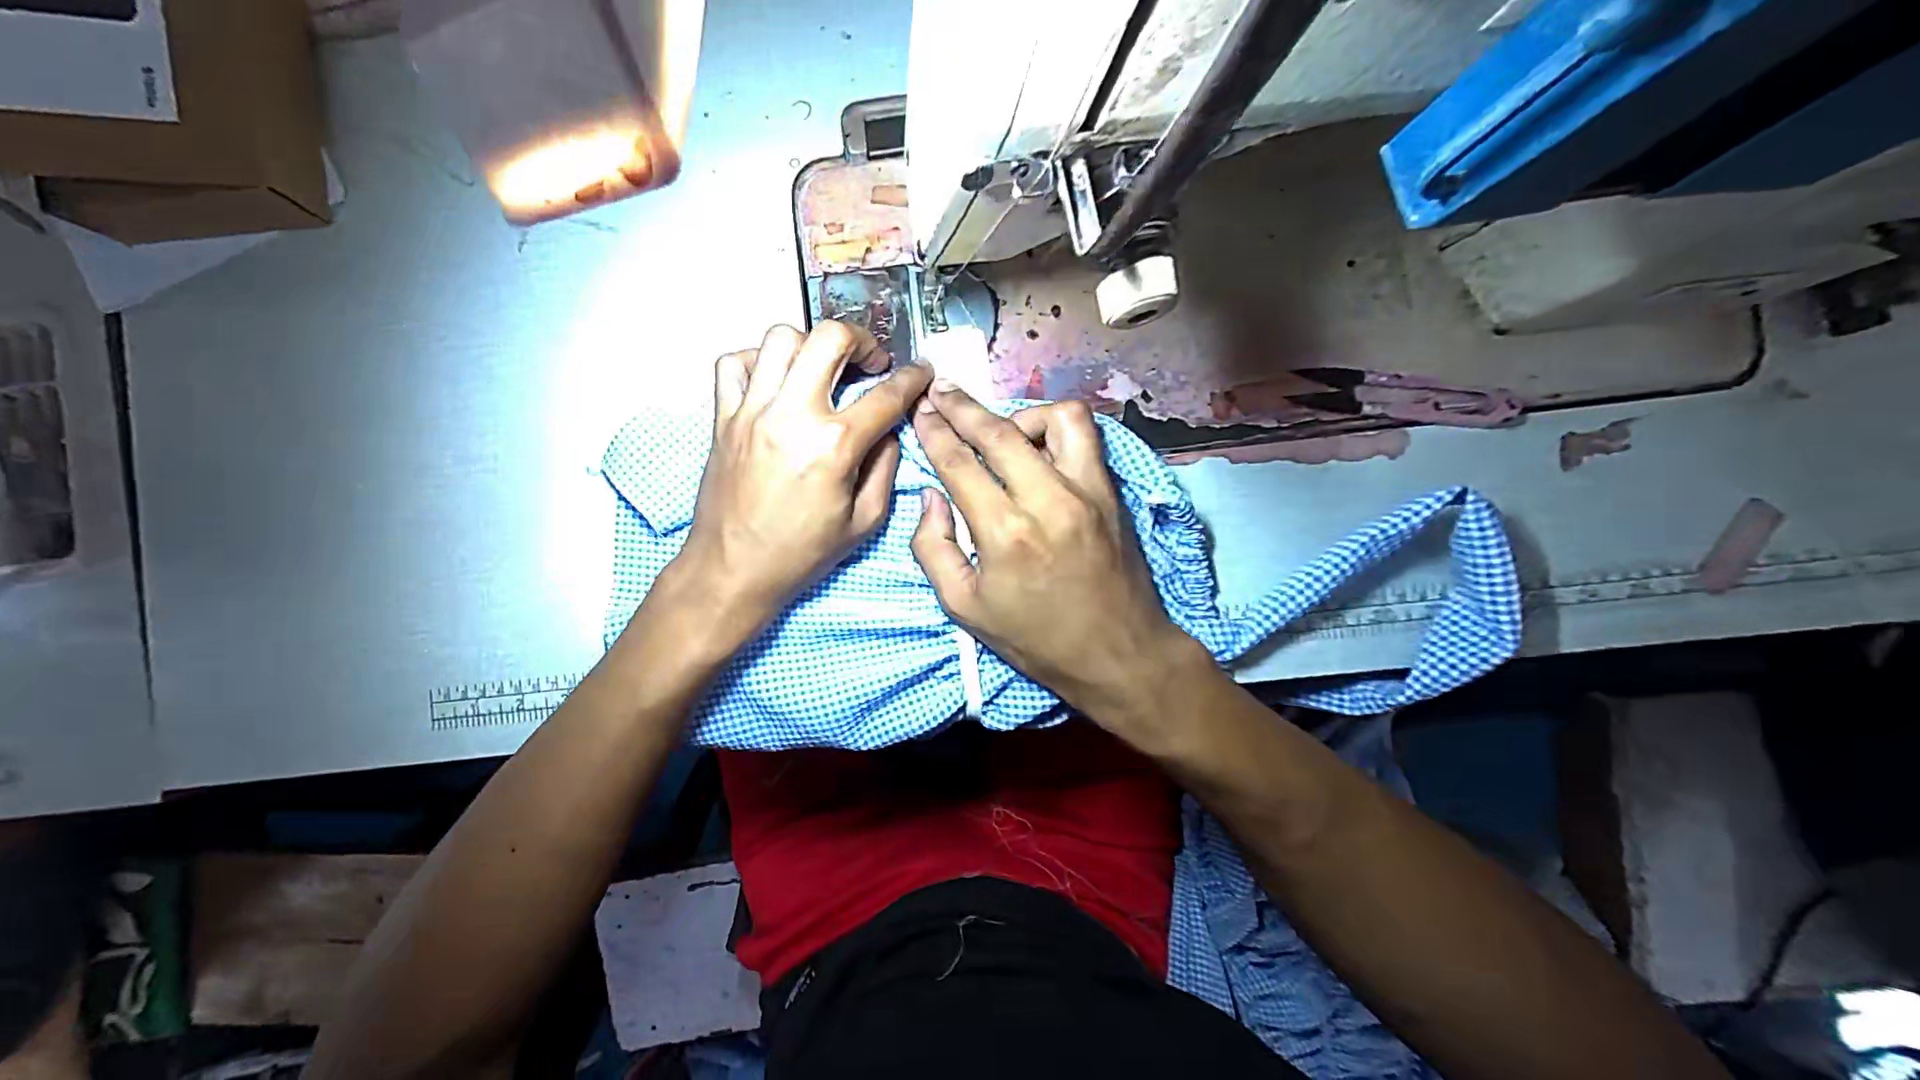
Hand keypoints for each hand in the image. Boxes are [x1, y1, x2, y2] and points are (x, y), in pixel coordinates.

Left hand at [672, 322, 931, 641]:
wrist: (733, 570)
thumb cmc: (799, 554)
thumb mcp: (864, 521)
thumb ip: (884, 468)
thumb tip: (887, 431)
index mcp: (835, 446)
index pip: (885, 394)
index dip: (912, 378)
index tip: (919, 372)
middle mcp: (792, 416)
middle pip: (829, 338)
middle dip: (861, 340)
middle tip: (869, 361)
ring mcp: (752, 412)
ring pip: (780, 338)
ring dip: (810, 345)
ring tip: (822, 368)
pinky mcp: (723, 418)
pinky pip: (733, 363)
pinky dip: (758, 360)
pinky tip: (776, 380)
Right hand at [909, 383, 1212, 742]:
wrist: (1118, 654)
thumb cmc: (1036, 639)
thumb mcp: (964, 608)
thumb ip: (932, 548)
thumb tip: (931, 496)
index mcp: (1005, 533)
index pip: (960, 463)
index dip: (934, 431)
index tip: (920, 409)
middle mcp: (1048, 500)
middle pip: (999, 431)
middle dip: (962, 406)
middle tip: (941, 392)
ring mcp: (1087, 491)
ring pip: (1056, 419)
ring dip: (1021, 415)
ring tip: (1003, 434)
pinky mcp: (1112, 492)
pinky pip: (1086, 437)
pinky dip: (1057, 430)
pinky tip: (1041, 450)